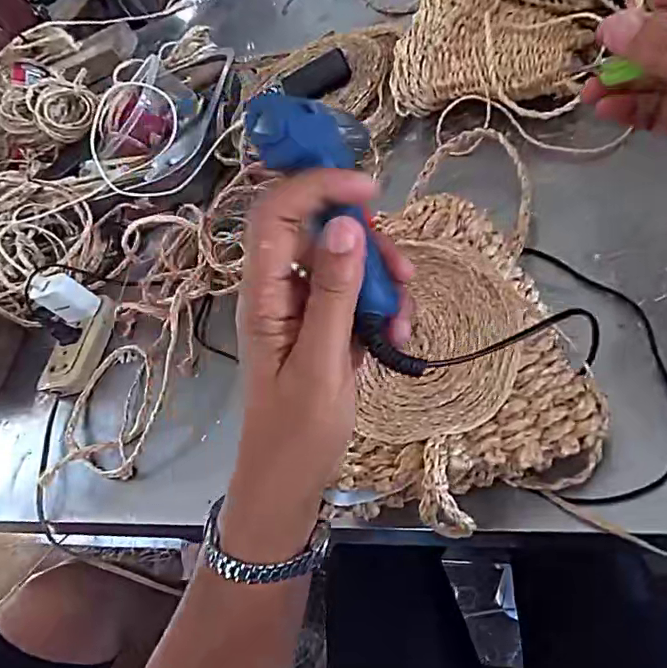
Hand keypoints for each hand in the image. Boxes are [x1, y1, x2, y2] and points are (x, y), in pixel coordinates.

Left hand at [228, 170, 413, 560]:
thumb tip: (346, 227)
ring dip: (382, 281)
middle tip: (402, 274)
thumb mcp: (323, 363)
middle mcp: (281, 289)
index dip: (318, 187)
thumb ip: (334, 294)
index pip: (278, 213)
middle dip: (368, 244)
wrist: (290, 480)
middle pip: (320, 232)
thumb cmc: (297, 431)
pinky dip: (382, 307)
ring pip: (346, 262)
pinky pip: (356, 294)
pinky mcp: (325, 324)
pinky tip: (396, 337)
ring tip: (402, 320)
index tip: (369, 191)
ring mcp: (304, 307)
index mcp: (264, 294)